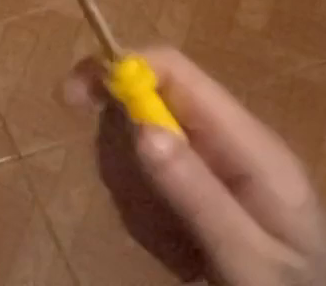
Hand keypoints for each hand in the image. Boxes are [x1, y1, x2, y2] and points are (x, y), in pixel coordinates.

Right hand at [63, 48, 325, 285]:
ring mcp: (214, 169)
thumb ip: (199, 196)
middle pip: (143, 106)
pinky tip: (176, 252)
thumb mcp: (253, 259)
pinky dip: (145, 215)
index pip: (172, 69)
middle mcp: (227, 143)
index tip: (71, 98)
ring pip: (136, 146)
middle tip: (141, 208)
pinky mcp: (202, 195)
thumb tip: (138, 125)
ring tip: (173, 246)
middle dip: (123, 151)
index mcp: (249, 143)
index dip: (116, 67)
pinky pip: (145, 183)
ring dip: (135, 192)